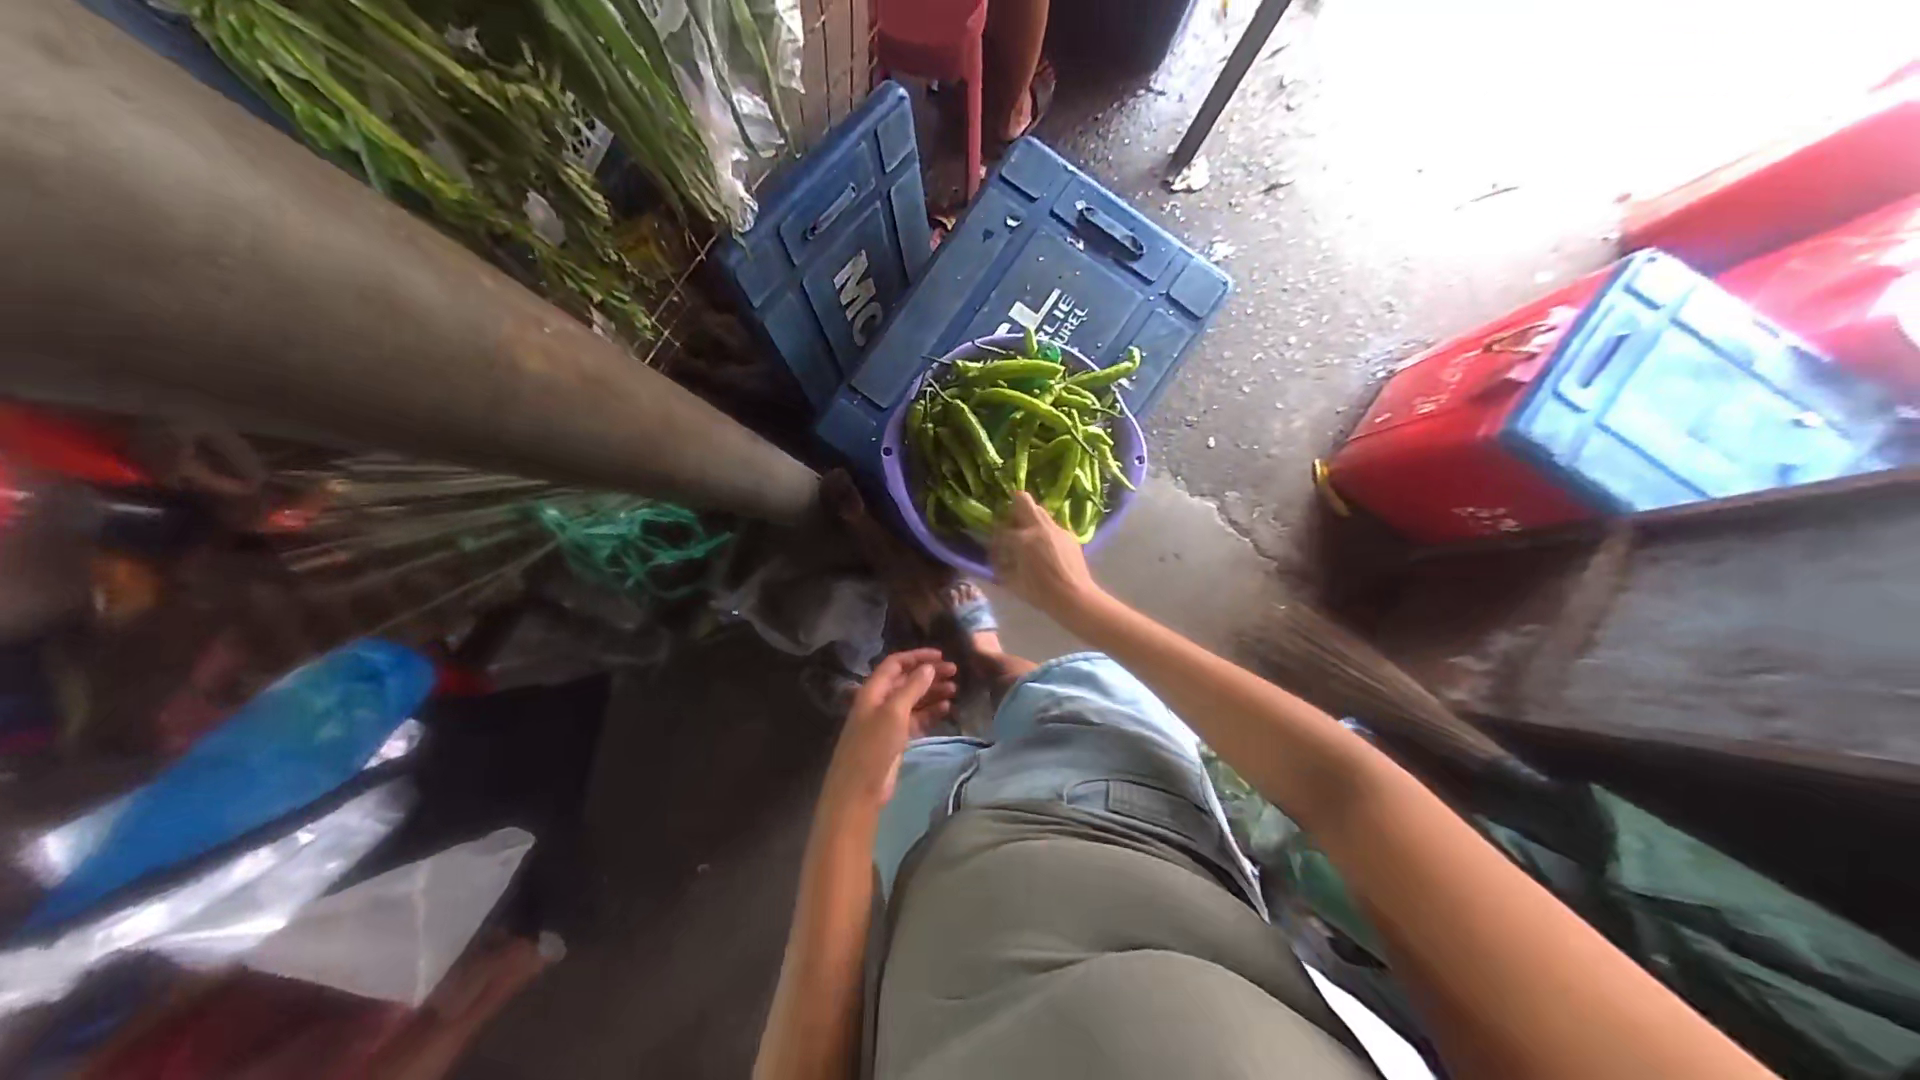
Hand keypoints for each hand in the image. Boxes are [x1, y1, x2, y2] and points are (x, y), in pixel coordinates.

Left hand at [823, 649, 957, 808]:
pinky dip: (931, 712)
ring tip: (955, 689)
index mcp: (873, 690)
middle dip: (929, 674)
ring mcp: (889, 721)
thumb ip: (912, 688)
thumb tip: (928, 668)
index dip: (917, 657)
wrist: (859, 789)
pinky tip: (947, 708)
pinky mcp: (897, 738)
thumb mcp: (894, 712)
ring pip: (914, 699)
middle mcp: (880, 702)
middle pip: (907, 680)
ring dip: (933, 692)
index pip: (895, 664)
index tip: (941, 656)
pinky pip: (917, 719)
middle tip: (954, 672)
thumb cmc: (873, 745)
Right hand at [988, 492, 1103, 619]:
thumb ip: (1002, 567)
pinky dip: (1045, 532)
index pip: (1002, 531)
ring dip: (1030, 517)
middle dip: (1013, 504)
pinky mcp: (1069, 536)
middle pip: (1023, 501)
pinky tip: (1046, 548)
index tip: (995, 547)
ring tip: (1028, 534)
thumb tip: (999, 559)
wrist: (1074, 597)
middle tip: (1011, 519)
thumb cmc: (1041, 593)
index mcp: (1022, 540)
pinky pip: (1053, 527)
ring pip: (1040, 511)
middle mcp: (1039, 528)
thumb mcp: (1013, 582)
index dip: (995, 539)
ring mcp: (1056, 530)